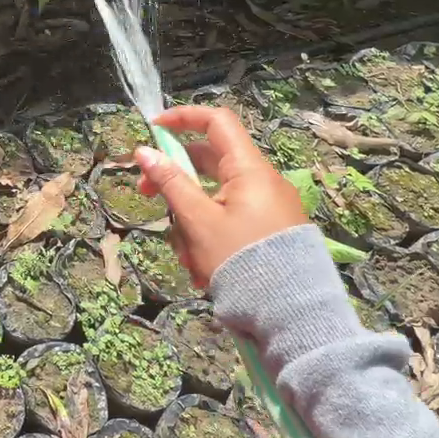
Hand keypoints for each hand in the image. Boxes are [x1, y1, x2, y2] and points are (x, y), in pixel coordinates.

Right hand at [134, 105, 309, 288]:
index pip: (217, 121)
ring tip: (182, 248)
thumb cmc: (241, 261)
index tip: (153, 127)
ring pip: (216, 192)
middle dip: (175, 174)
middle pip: (211, 159)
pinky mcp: (270, 231)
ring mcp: (269, 208)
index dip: (183, 117)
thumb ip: (170, 182)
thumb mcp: (197, 220)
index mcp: (251, 171)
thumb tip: (144, 151)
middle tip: (146, 193)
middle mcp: (264, 182)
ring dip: (190, 210)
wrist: (295, 320)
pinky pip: (231, 215)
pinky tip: (200, 262)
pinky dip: (208, 228)